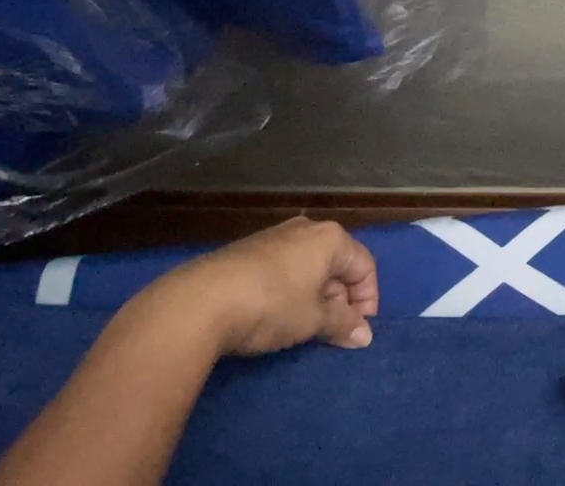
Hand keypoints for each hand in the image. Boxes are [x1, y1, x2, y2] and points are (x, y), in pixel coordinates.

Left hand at [143, 217, 380, 356]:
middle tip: (333, 331)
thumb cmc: (270, 305)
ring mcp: (273, 237)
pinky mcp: (246, 251)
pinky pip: (283, 268)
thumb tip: (365, 336)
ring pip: (309, 266)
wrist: (196, 303)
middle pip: (337, 264)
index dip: (367, 300)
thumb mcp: (312, 320)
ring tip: (304, 328)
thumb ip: (343, 324)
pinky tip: (275, 316)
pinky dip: (290, 291)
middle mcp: (305, 229)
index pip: (364, 266)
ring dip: (315, 297)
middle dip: (340, 299)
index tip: (357, 330)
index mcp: (330, 238)